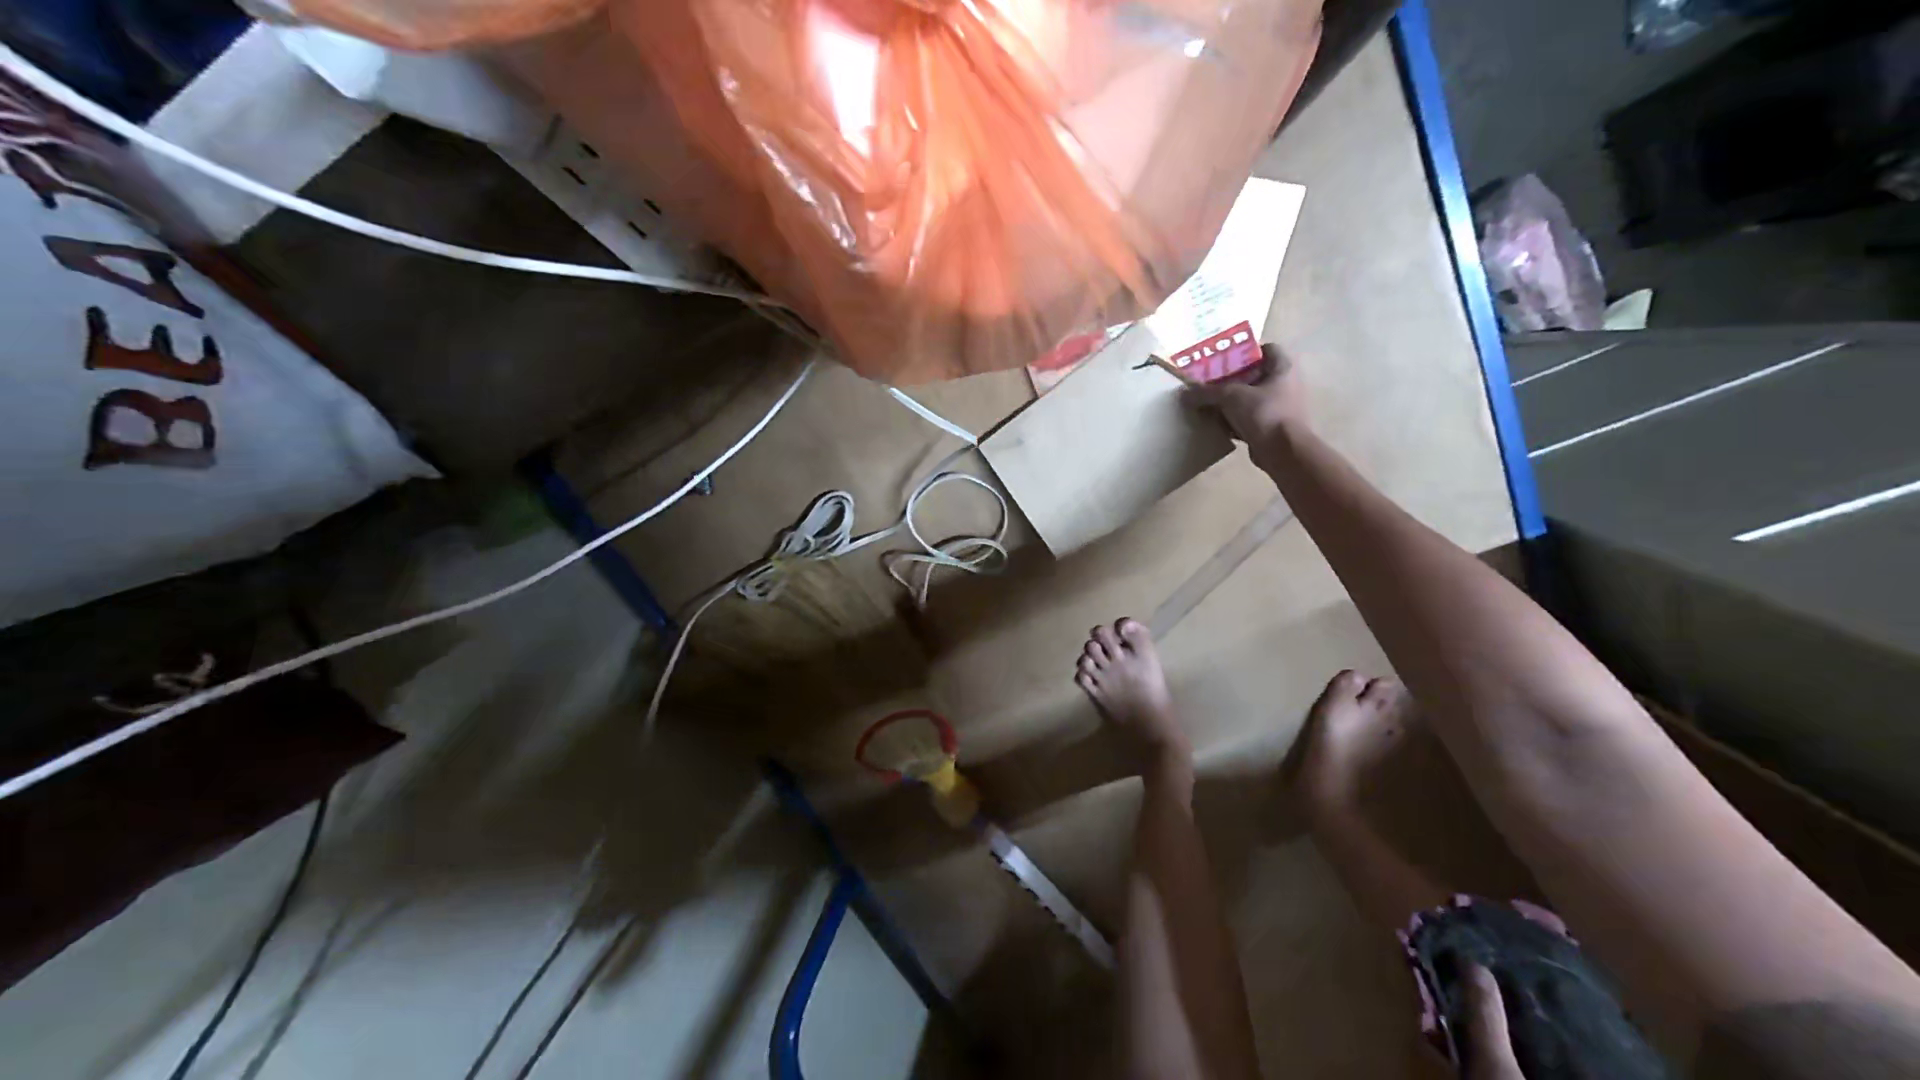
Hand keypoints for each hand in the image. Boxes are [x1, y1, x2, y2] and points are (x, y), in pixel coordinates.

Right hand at [1185, 342, 1308, 450]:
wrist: (1283, 452)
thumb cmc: (1264, 413)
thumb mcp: (1231, 396)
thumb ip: (1207, 392)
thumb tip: (1184, 393)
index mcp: (1283, 368)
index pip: (1267, 349)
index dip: (1246, 351)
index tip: (1225, 360)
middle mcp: (1285, 384)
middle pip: (1254, 375)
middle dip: (1231, 379)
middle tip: (1209, 383)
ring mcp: (1280, 407)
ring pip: (1250, 399)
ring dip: (1230, 402)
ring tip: (1208, 404)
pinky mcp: (1272, 428)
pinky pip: (1249, 419)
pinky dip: (1233, 421)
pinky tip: (1216, 425)